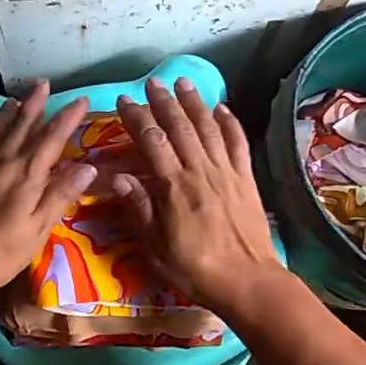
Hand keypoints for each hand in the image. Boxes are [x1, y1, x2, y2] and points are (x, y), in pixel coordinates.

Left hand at [0, 81, 93, 296]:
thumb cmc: (0, 251)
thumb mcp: (38, 228)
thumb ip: (60, 195)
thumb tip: (88, 167)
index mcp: (26, 175)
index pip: (52, 138)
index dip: (68, 118)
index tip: (82, 100)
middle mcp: (3, 162)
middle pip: (22, 126)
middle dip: (35, 103)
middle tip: (43, 82)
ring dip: (9, 111)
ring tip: (16, 97)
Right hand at [111, 77, 285, 313]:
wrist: (248, 282)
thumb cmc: (195, 268)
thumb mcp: (155, 246)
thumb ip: (138, 209)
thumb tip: (118, 177)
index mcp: (174, 187)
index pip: (151, 141)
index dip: (137, 118)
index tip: (124, 101)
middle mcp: (200, 171)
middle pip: (180, 127)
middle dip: (164, 102)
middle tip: (151, 83)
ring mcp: (226, 173)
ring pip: (209, 128)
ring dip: (194, 103)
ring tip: (183, 83)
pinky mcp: (246, 179)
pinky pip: (238, 143)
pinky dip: (230, 123)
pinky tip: (221, 108)